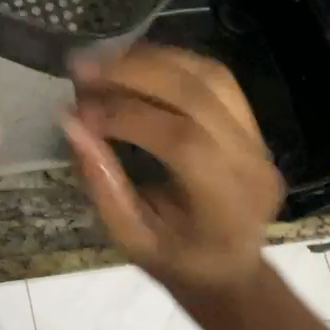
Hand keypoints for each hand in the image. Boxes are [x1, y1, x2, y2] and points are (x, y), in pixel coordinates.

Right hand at [61, 45, 284, 306]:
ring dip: (152, 59)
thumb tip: (71, 123)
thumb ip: (102, 182)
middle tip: (82, 70)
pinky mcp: (252, 122)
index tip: (79, 112)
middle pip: (199, 96)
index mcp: (226, 204)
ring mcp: (258, 138)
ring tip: (103, 60)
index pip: (183, 142)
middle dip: (135, 74)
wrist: (229, 270)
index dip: (127, 117)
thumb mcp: (130, 238)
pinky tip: (133, 64)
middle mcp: (251, 163)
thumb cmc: (175, 261)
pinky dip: (169, 62)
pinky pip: (214, 77)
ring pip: (210, 75)